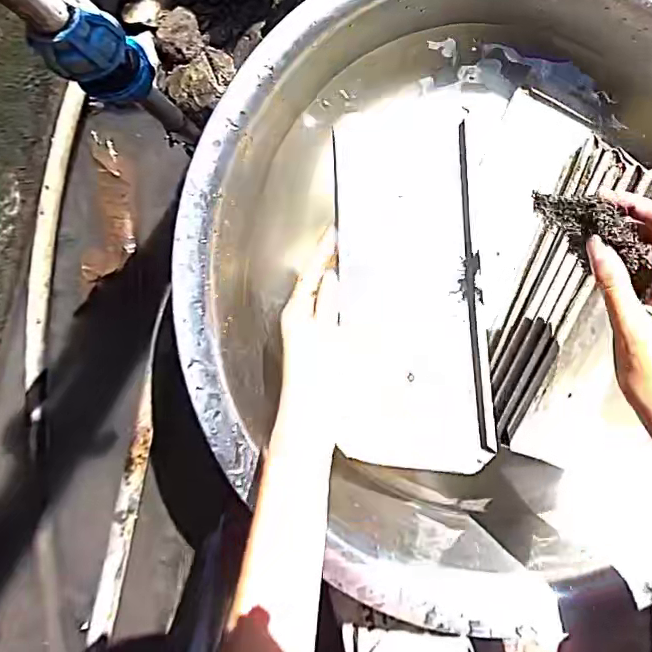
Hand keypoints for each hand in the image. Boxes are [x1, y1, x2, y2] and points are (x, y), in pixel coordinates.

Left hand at [276, 228, 339, 420]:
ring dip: (337, 280)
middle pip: (315, 281)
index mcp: (297, 313)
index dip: (322, 250)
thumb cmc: (314, 384)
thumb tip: (331, 277)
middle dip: (329, 261)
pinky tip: (354, 297)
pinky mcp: (322, 344)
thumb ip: (326, 304)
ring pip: (324, 297)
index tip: (333, 230)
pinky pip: (332, 314)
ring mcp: (312, 332)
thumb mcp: (321, 336)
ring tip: (351, 260)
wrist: (312, 421)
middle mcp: (301, 319)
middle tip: (345, 240)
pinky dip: (342, 301)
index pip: (311, 272)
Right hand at [586, 190, 651, 454]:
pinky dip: (632, 251)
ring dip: (632, 231)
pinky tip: (611, 257)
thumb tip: (597, 246)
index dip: (637, 206)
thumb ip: (613, 283)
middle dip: (633, 212)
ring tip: (603, 226)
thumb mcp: (630, 328)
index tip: (608, 200)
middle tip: (602, 207)